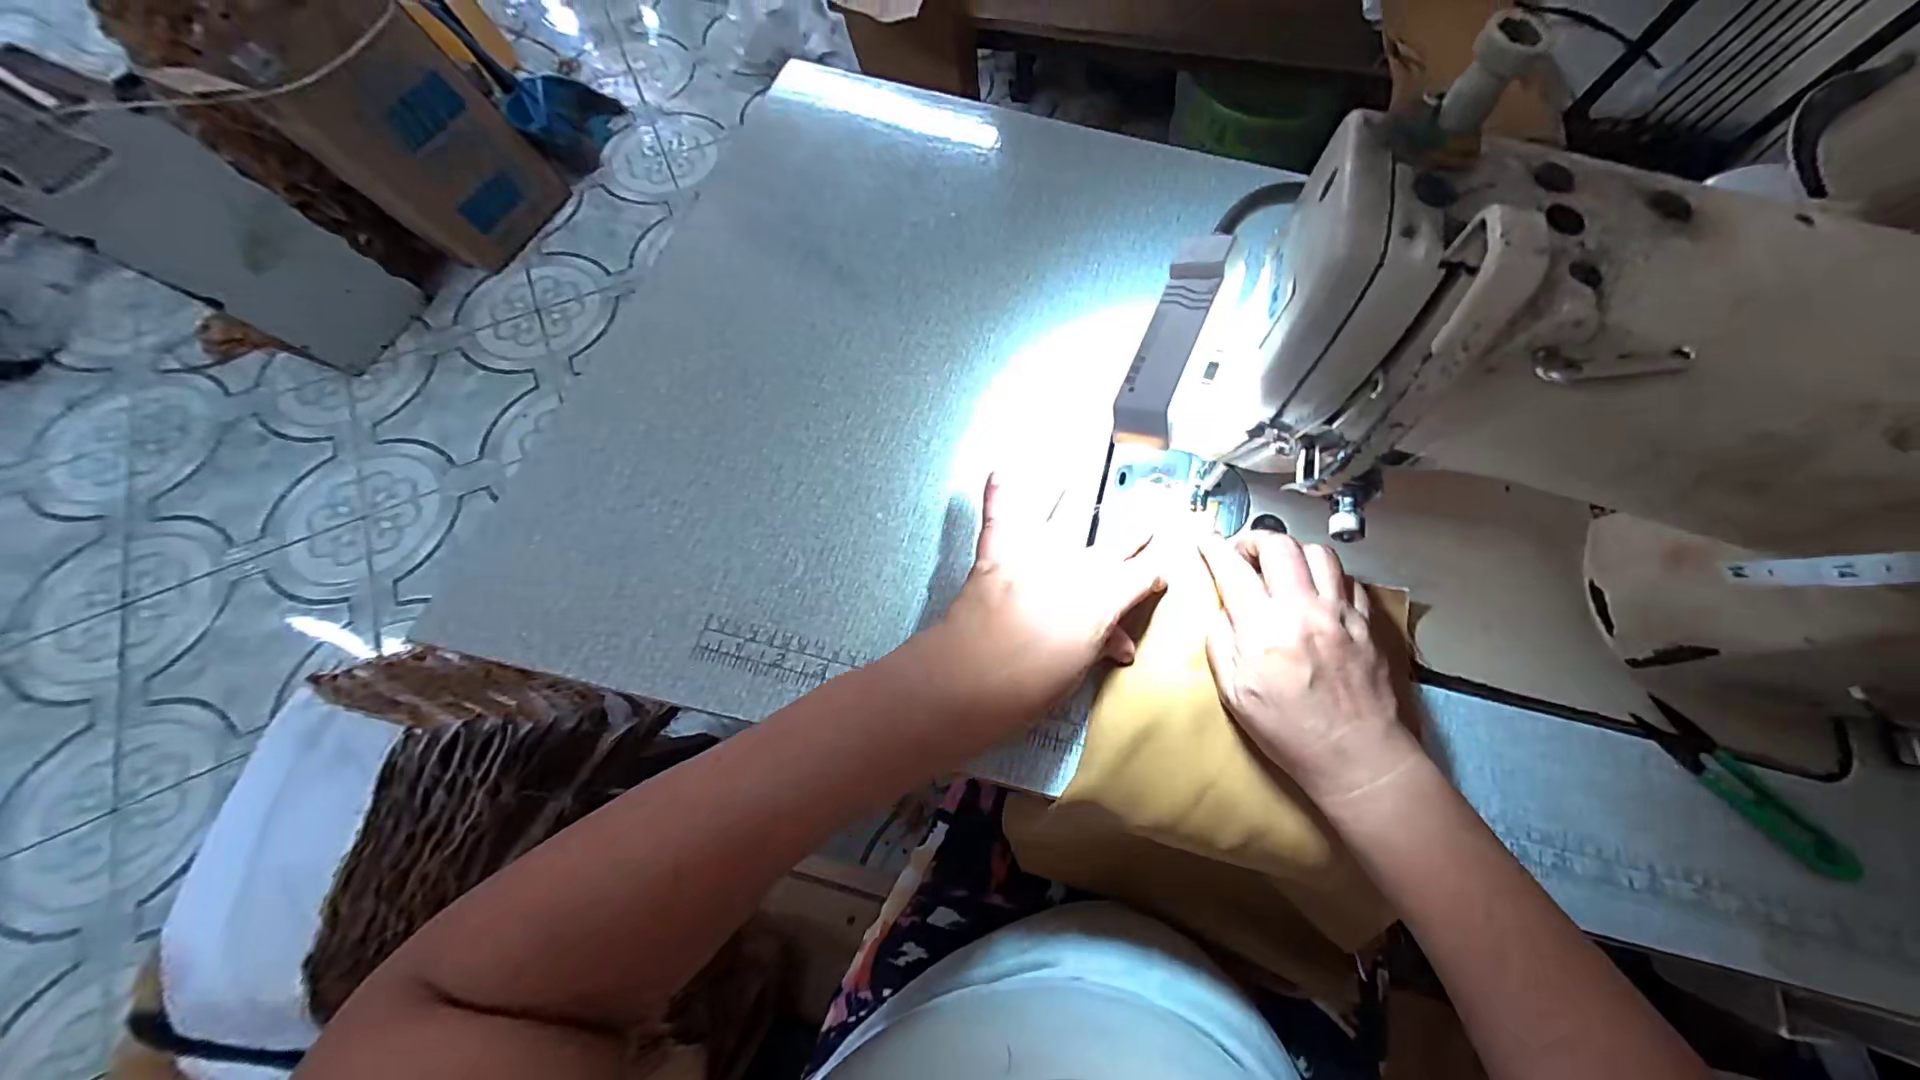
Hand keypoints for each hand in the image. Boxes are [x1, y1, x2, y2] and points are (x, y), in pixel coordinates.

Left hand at [907, 473, 1164, 738]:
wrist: (977, 673)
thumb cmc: (1035, 682)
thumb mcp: (1078, 668)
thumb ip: (1101, 645)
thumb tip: (1122, 648)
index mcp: (1107, 596)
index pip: (1144, 574)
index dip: (1156, 571)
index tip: (1160, 571)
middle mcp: (1079, 566)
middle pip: (1116, 543)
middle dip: (1135, 532)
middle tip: (1148, 519)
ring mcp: (1037, 553)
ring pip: (1062, 516)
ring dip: (1072, 497)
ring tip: (1078, 479)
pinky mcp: (998, 552)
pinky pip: (999, 516)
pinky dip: (997, 494)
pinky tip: (997, 471)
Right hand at [1198, 530, 1420, 802]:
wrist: (1357, 757)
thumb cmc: (1289, 732)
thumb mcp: (1233, 694)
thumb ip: (1220, 644)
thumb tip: (1221, 611)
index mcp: (1264, 630)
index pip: (1233, 570)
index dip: (1214, 549)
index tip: (1206, 542)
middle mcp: (1304, 611)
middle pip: (1279, 546)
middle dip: (1254, 540)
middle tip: (1243, 554)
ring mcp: (1341, 614)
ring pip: (1318, 553)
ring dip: (1293, 552)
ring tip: (1281, 568)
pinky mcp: (1367, 624)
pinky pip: (1348, 579)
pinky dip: (1326, 575)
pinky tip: (1315, 592)